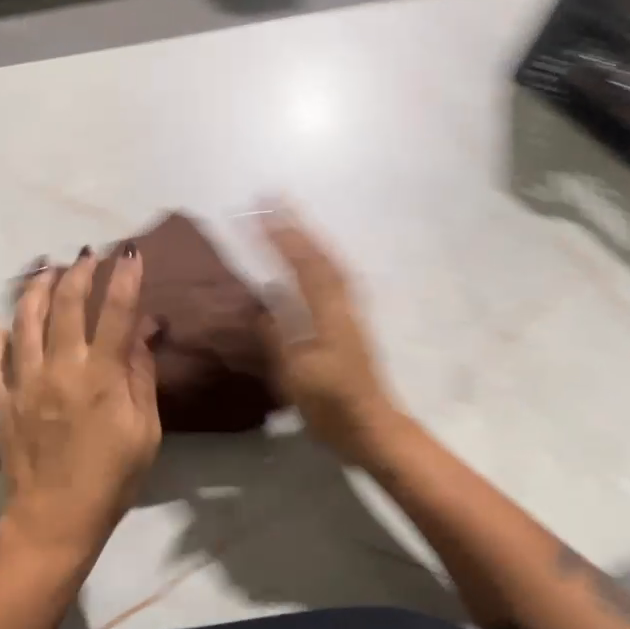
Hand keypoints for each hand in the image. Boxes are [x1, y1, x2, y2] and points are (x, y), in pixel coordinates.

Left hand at [0, 246, 161, 559]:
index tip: (129, 251)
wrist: (54, 523)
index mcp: (100, 376)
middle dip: (78, 271)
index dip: (124, 277)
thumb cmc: (111, 478)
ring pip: (26, 319)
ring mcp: (25, 382)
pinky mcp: (2, 400)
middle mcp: (60, 368)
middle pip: (66, 304)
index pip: (115, 311)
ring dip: (37, 287)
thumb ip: (141, 373)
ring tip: (47, 268)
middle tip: (88, 254)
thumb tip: (146, 326)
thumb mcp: (144, 429)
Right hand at [255, 206, 401, 460]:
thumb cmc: (332, 404)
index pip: (301, 262)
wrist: (373, 428)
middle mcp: (341, 301)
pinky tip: (308, 259)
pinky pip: (332, 274)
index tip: (256, 213)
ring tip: (286, 220)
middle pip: (318, 252)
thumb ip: (278, 335)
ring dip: (306, 237)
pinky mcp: (350, 321)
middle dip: (293, 225)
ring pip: (328, 261)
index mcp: (327, 310)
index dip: (278, 236)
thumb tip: (264, 300)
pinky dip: (317, 256)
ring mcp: (349, 310)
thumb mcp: (296, 374)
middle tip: (271, 200)